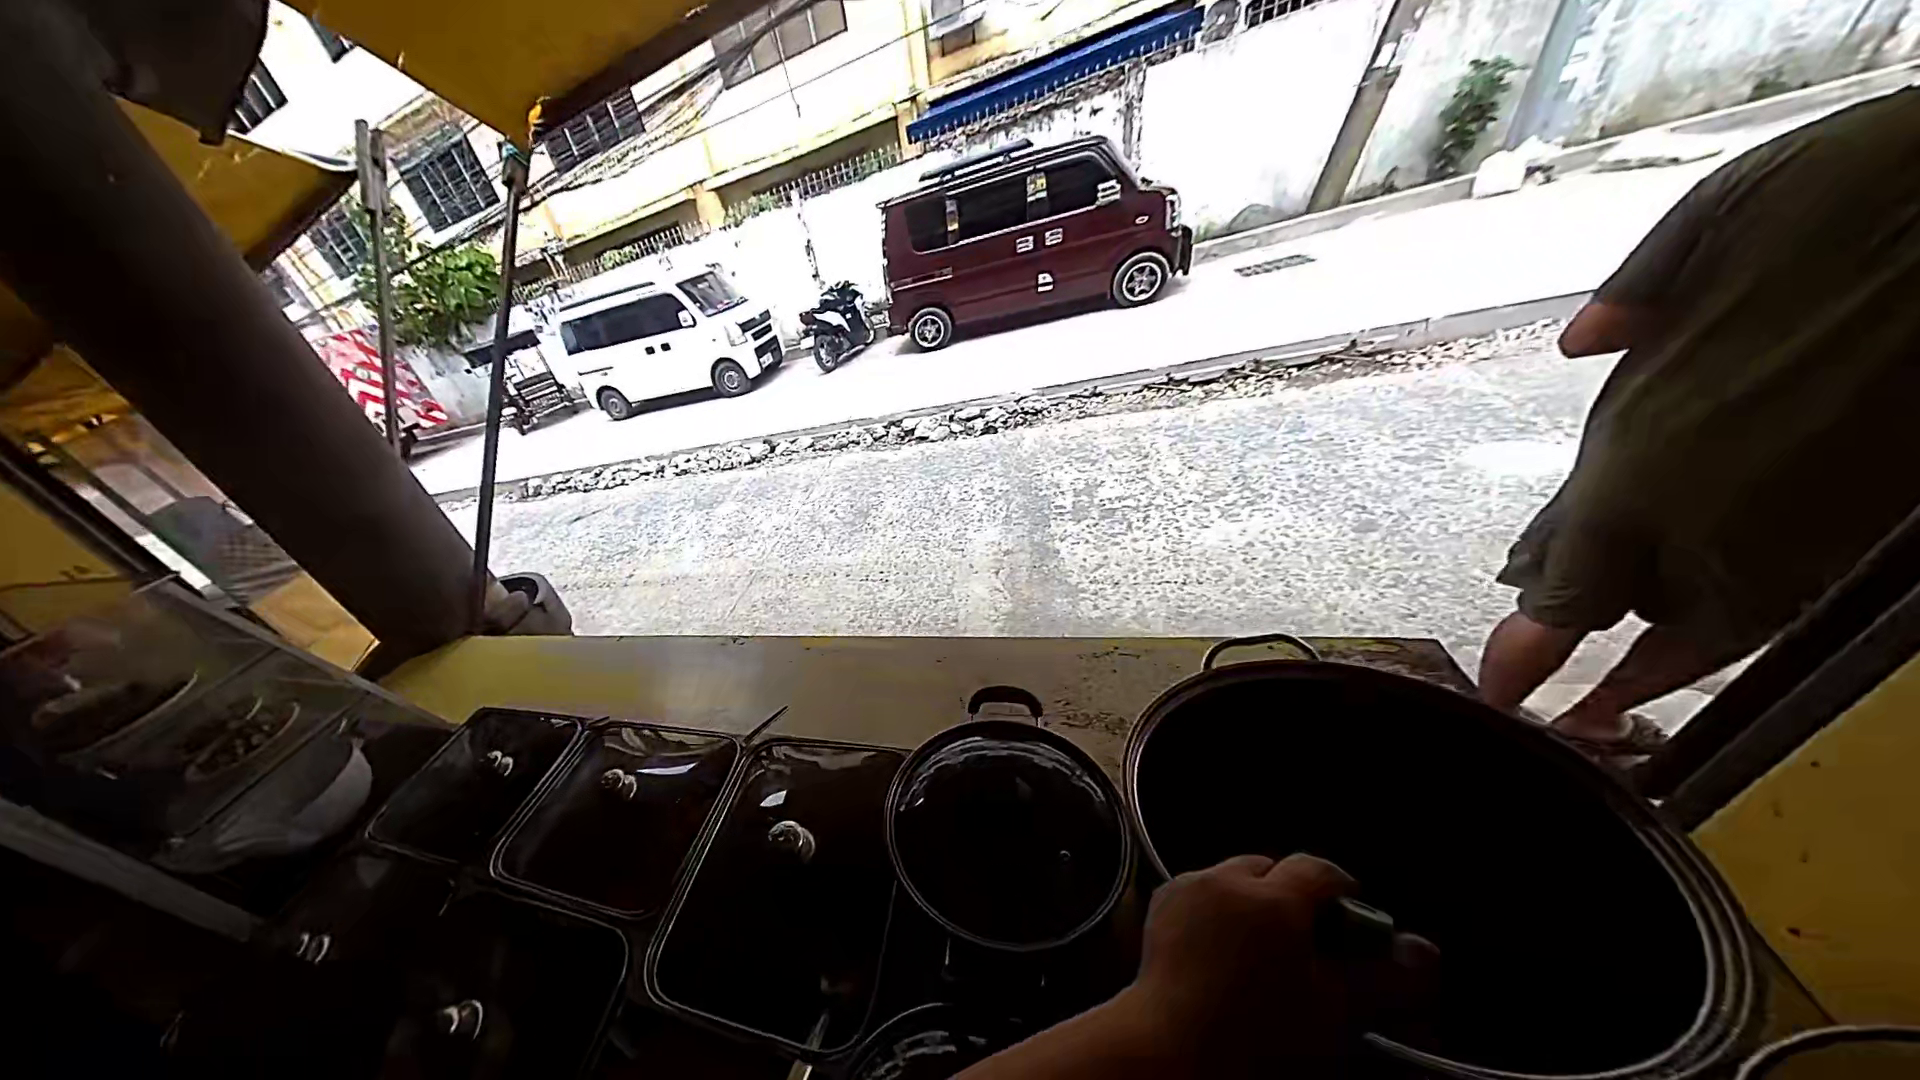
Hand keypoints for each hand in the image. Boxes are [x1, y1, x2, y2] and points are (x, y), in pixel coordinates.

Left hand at [1117, 854, 1437, 1076]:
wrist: (1172, 1047)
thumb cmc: (1259, 1038)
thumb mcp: (1333, 1012)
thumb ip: (1382, 978)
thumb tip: (1422, 952)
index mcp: (1272, 899)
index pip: (1316, 869)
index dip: (1341, 887)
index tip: (1355, 912)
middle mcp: (1225, 879)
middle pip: (1268, 868)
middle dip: (1291, 894)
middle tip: (1309, 937)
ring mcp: (1187, 887)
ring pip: (1231, 876)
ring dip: (1252, 898)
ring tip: (1264, 944)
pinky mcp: (1161, 902)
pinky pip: (1199, 889)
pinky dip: (1217, 906)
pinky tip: (1223, 945)